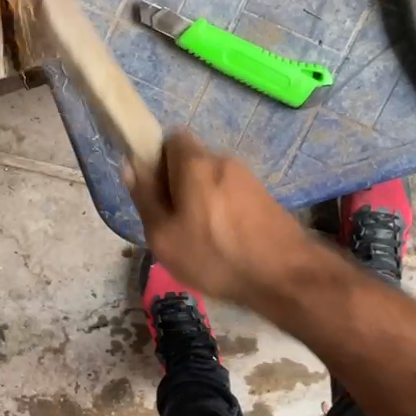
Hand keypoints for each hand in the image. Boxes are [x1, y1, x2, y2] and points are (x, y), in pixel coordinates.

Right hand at [124, 131, 324, 306]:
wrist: (285, 277)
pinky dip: (222, 212)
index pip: (170, 138)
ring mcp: (248, 178)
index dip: (157, 160)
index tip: (155, 192)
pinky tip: (224, 244)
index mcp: (195, 163)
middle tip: (173, 223)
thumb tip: (130, 164)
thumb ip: (144, 197)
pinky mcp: (265, 197)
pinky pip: (231, 195)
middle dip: (178, 184)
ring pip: (212, 180)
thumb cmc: (215, 256)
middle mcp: (223, 160)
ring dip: (201, 200)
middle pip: (191, 161)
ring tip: (200, 240)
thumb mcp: (163, 236)